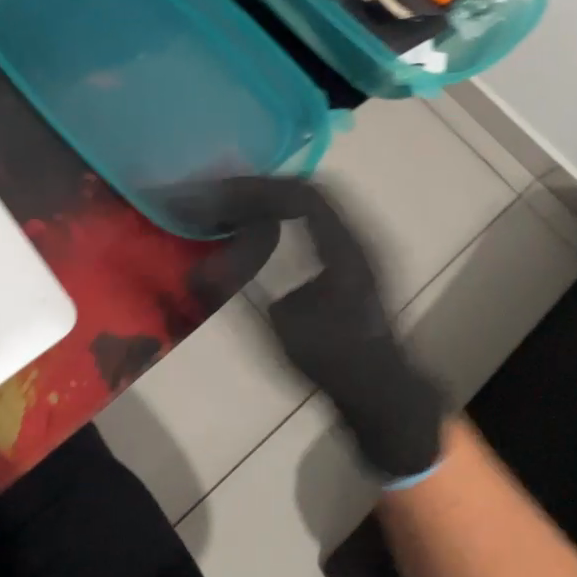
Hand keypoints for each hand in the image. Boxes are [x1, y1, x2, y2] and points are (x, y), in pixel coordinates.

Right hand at [182, 176, 445, 480]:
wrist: (381, 390)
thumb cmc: (332, 365)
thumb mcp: (282, 332)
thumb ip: (246, 296)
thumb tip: (194, 272)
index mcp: (345, 252)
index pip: (300, 197)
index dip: (254, 189)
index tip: (216, 195)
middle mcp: (358, 238)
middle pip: (307, 188)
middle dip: (259, 186)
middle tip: (218, 194)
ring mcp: (361, 243)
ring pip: (314, 198)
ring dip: (272, 195)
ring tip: (233, 203)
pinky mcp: (355, 253)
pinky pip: (319, 214)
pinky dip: (285, 209)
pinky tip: (260, 222)